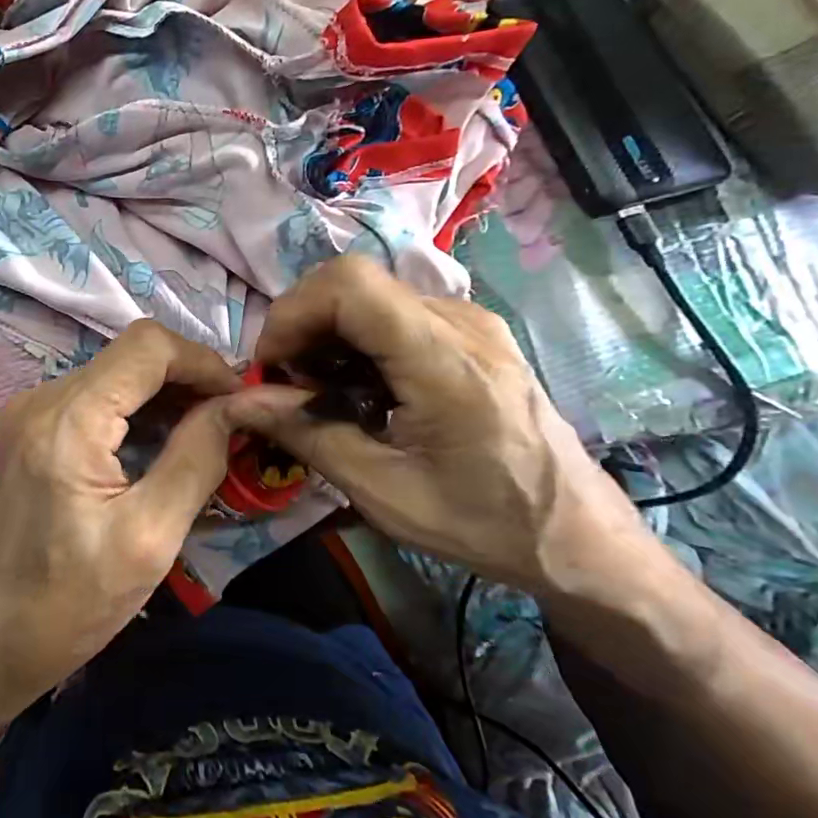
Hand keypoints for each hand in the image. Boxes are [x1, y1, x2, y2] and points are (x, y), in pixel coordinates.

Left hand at [0, 321, 243, 754]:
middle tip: (233, 420)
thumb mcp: (149, 538)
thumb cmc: (71, 603)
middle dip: (188, 378)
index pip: (147, 346)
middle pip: (130, 356)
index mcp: (67, 420)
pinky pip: (92, 398)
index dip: (202, 361)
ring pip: (113, 373)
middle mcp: (41, 398)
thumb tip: (242, 404)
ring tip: (207, 434)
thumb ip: (197, 458)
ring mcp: (29, 411)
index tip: (241, 398)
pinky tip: (161, 443)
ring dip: (163, 395)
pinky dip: (134, 410)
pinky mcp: (29, 430)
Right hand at [227, 255, 647, 594]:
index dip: (293, 313)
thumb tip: (237, 401)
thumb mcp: (383, 492)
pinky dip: (354, 338)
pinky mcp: (471, 332)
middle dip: (300, 324)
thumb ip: (307, 435)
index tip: (273, 368)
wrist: (579, 537)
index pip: (350, 285)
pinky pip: (392, 311)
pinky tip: (357, 386)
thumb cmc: (483, 522)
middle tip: (288, 384)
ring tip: (320, 391)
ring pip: (368, 293)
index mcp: (445, 362)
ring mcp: (470, 322)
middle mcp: (461, 323)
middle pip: (352, 281)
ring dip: (325, 331)